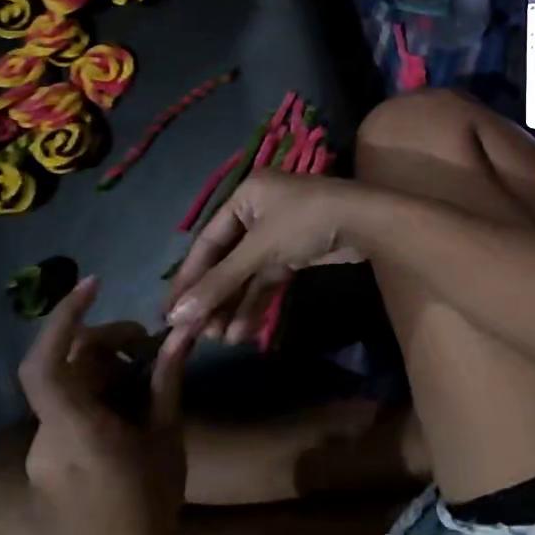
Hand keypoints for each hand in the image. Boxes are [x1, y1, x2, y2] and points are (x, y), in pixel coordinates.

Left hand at [19, 277, 194, 534]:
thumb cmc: (148, 506)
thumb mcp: (166, 436)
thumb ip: (167, 379)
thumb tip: (184, 329)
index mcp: (74, 430)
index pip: (47, 363)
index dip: (63, 318)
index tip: (92, 285)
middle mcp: (46, 438)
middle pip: (63, 370)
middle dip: (103, 344)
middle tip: (147, 345)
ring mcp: (40, 456)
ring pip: (65, 393)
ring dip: (101, 372)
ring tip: (145, 378)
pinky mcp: (45, 469)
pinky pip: (65, 416)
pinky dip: (94, 397)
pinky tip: (128, 411)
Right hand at [166, 172, 371, 343]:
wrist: (366, 222)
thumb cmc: (306, 221)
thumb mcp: (260, 249)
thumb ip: (220, 281)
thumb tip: (176, 316)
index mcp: (245, 197)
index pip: (207, 241)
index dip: (188, 278)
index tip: (168, 312)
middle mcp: (259, 211)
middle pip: (226, 259)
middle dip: (213, 296)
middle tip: (193, 333)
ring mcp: (279, 232)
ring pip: (248, 272)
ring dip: (233, 304)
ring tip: (217, 338)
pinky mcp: (296, 251)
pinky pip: (268, 278)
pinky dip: (256, 301)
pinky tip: (242, 330)